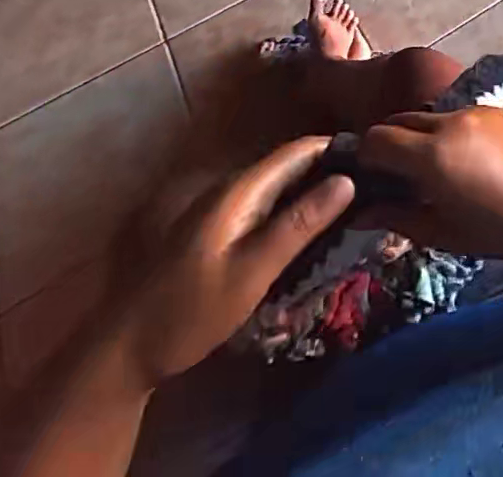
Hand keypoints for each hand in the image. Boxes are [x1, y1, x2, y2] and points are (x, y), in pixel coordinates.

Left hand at [116, 136, 353, 386]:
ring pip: (284, 184)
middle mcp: (233, 189)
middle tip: (375, 186)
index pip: (300, 150)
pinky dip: (300, 208)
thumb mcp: (254, 269)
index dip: (339, 148)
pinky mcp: (223, 229)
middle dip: (334, 169)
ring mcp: (225, 208)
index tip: (378, 160)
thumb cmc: (191, 310)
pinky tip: (320, 227)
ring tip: (358, 205)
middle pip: (293, 164)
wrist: (124, 354)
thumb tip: (348, 180)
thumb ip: (301, 223)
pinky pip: (272, 204)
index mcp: (240, 190)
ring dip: (318, 190)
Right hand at [360, 107, 502, 258]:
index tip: (370, 182)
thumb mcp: (442, 232)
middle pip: (397, 121)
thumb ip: (396, 217)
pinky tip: (461, 161)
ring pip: (426, 117)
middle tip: (393, 177)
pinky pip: (455, 116)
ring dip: (416, 137)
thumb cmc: (499, 228)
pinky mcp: (494, 110)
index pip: (375, 139)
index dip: (365, 159)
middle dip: (387, 144)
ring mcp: (475, 111)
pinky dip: (444, 133)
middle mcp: (449, 122)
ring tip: (429, 171)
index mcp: (431, 154)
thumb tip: (360, 212)